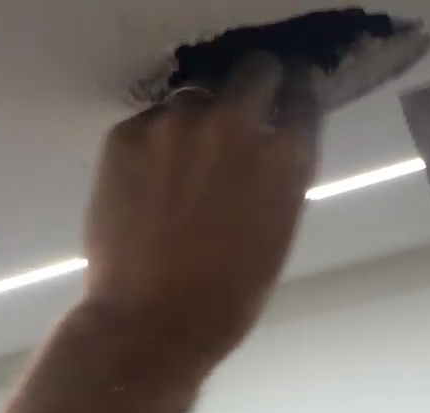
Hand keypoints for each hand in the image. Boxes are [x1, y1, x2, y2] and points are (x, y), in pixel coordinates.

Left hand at [80, 52, 320, 371]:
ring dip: (197, 122)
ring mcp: (176, 124)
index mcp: (284, 158)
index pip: (303, 95)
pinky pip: (148, 124)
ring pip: (195, 98)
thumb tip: (267, 159)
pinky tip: (148, 187)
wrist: (151, 324)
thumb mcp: (275, 243)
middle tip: (238, 125)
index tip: (287, 106)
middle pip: (253, 73)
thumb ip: (277, 187)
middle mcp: (235, 123)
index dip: (294, 100)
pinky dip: (153, 145)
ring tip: (184, 167)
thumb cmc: (225, 304)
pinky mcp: (126, 135)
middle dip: (252, 92)